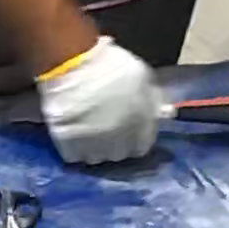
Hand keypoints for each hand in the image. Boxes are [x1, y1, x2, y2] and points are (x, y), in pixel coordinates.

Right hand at [37, 37, 163, 164]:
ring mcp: (90, 144)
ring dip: (95, 151)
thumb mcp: (142, 80)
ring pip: (95, 159)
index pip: (142, 147)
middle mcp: (117, 137)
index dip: (137, 141)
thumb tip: (161, 115)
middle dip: (115, 147)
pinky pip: (73, 158)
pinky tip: (75, 140)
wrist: (74, 69)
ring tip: (90, 139)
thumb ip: (151, 101)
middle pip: (118, 156)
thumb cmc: (111, 68)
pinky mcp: (67, 146)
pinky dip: (75, 152)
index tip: (131, 134)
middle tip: (109, 136)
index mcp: (139, 121)